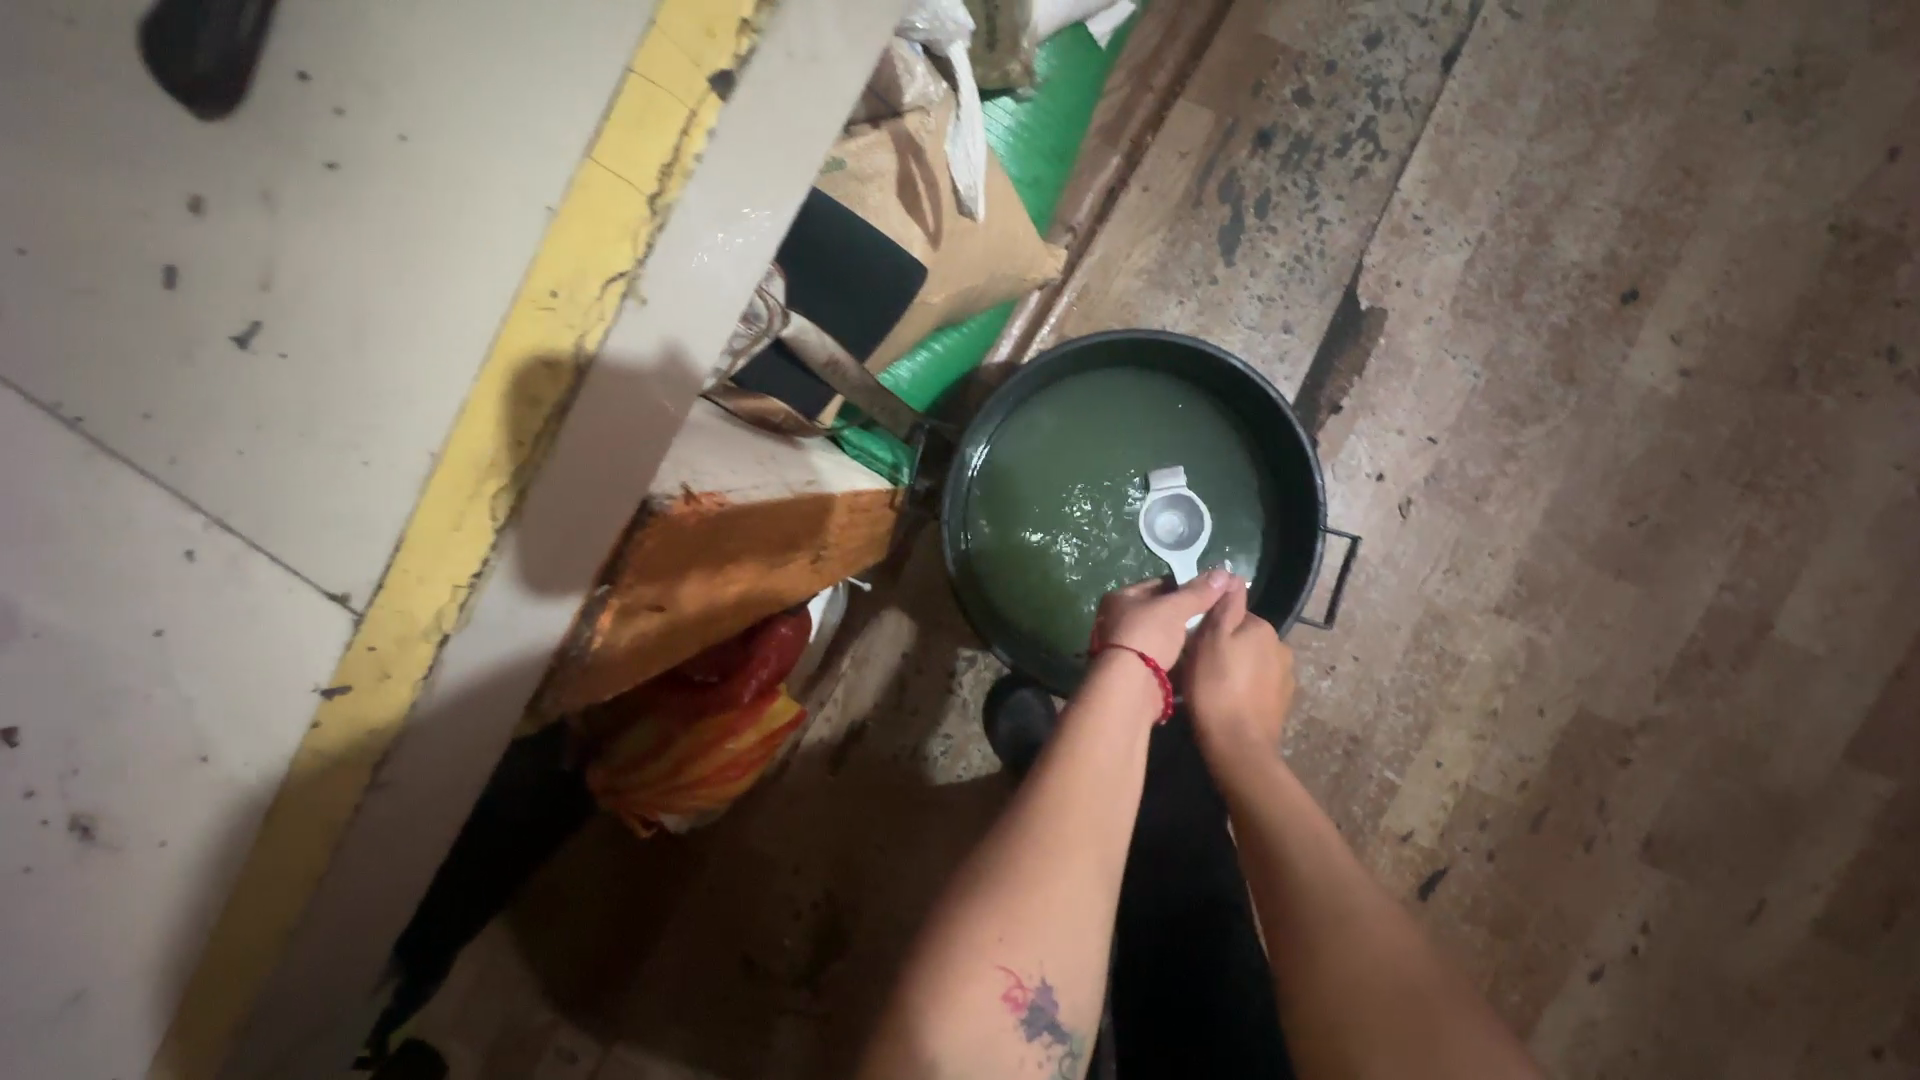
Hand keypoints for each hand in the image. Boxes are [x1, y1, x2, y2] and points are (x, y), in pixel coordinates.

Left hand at [1090, 569, 1233, 669]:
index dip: (1184, 585)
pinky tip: (1199, 654)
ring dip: (1182, 635)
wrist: (1130, 687)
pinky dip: (1178, 655)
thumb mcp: (1174, 608)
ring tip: (1212, 632)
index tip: (1210, 591)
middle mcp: (1118, 620)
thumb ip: (1198, 592)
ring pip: (1162, 635)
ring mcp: (1125, 646)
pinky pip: (1162, 656)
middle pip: (1159, 611)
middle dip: (1185, 612)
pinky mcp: (1135, 669)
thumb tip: (1224, 573)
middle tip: (1215, 612)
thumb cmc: (1147, 636)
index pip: (1157, 584)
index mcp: (1120, 598)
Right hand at [1184, 576, 1295, 768]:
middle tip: (1198, 666)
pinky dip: (1245, 689)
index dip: (1209, 627)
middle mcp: (1281, 647)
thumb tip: (1233, 576)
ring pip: (1252, 662)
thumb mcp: (1210, 641)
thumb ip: (1224, 606)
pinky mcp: (1283, 702)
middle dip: (1225, 647)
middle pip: (1244, 638)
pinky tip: (1228, 702)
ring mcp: (1285, 677)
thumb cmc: (1215, 688)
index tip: (1192, 643)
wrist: (1238, 745)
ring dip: (1236, 668)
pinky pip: (1258, 685)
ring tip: (1211, 688)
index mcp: (1262, 628)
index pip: (1232, 615)